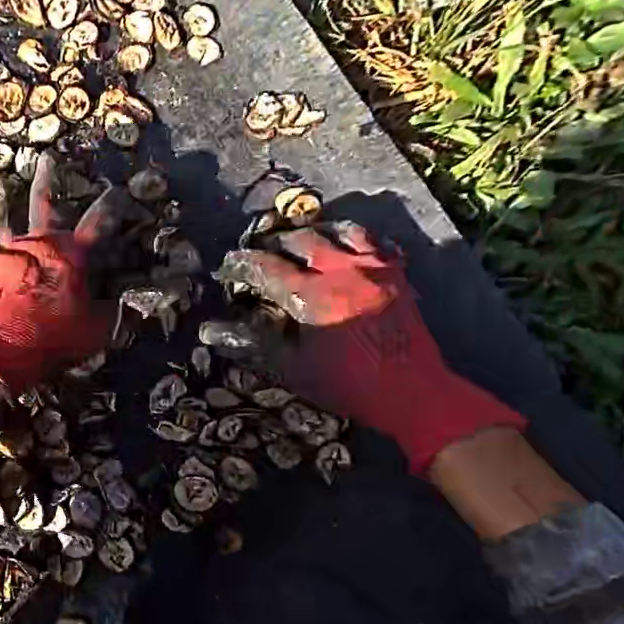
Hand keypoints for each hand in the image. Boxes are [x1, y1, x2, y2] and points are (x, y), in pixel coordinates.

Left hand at [0, 154, 122, 399]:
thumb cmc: (53, 337)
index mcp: (70, 254)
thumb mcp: (96, 330)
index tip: (119, 189)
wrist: (1, 349)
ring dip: (2, 199)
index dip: (112, 205)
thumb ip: (117, 313)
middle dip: (49, 180)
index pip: (98, 222)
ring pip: (4, 216)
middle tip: (48, 159)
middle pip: (44, 203)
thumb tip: (138, 303)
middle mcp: (38, 244)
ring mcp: (6, 253)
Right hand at [217, 221, 524, 474]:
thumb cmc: (346, 384)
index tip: (228, 266)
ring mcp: (375, 270)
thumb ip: (251, 342)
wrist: (414, 392)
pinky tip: (344, 252)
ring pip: (341, 231)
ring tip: (302, 244)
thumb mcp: (290, 368)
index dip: (242, 264)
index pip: (266, 267)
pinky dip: (353, 241)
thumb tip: (208, 330)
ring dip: (316, 234)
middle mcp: (342, 273)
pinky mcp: (398, 275)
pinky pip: (375, 242)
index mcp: (311, 297)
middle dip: (275, 243)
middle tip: (262, 255)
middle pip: (301, 239)